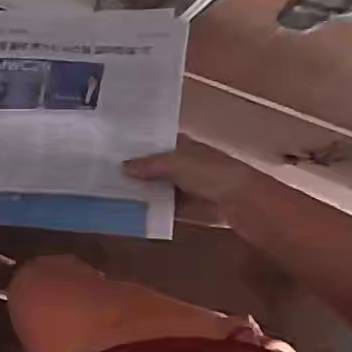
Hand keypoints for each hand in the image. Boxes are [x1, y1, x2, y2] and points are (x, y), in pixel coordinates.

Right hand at [124, 136, 261, 223]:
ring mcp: (189, 185)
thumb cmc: (210, 172)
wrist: (241, 200)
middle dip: (139, 170)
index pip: (158, 141)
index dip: (141, 144)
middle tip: (110, 173)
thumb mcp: (176, 163)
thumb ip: (150, 164)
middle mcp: (187, 163)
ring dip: (146, 190)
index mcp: (185, 145)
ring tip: (118, 192)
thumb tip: (124, 166)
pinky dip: (156, 208)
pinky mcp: (192, 206)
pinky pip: (168, 205)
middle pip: (158, 166)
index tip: (117, 149)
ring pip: (162, 186)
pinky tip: (138, 210)